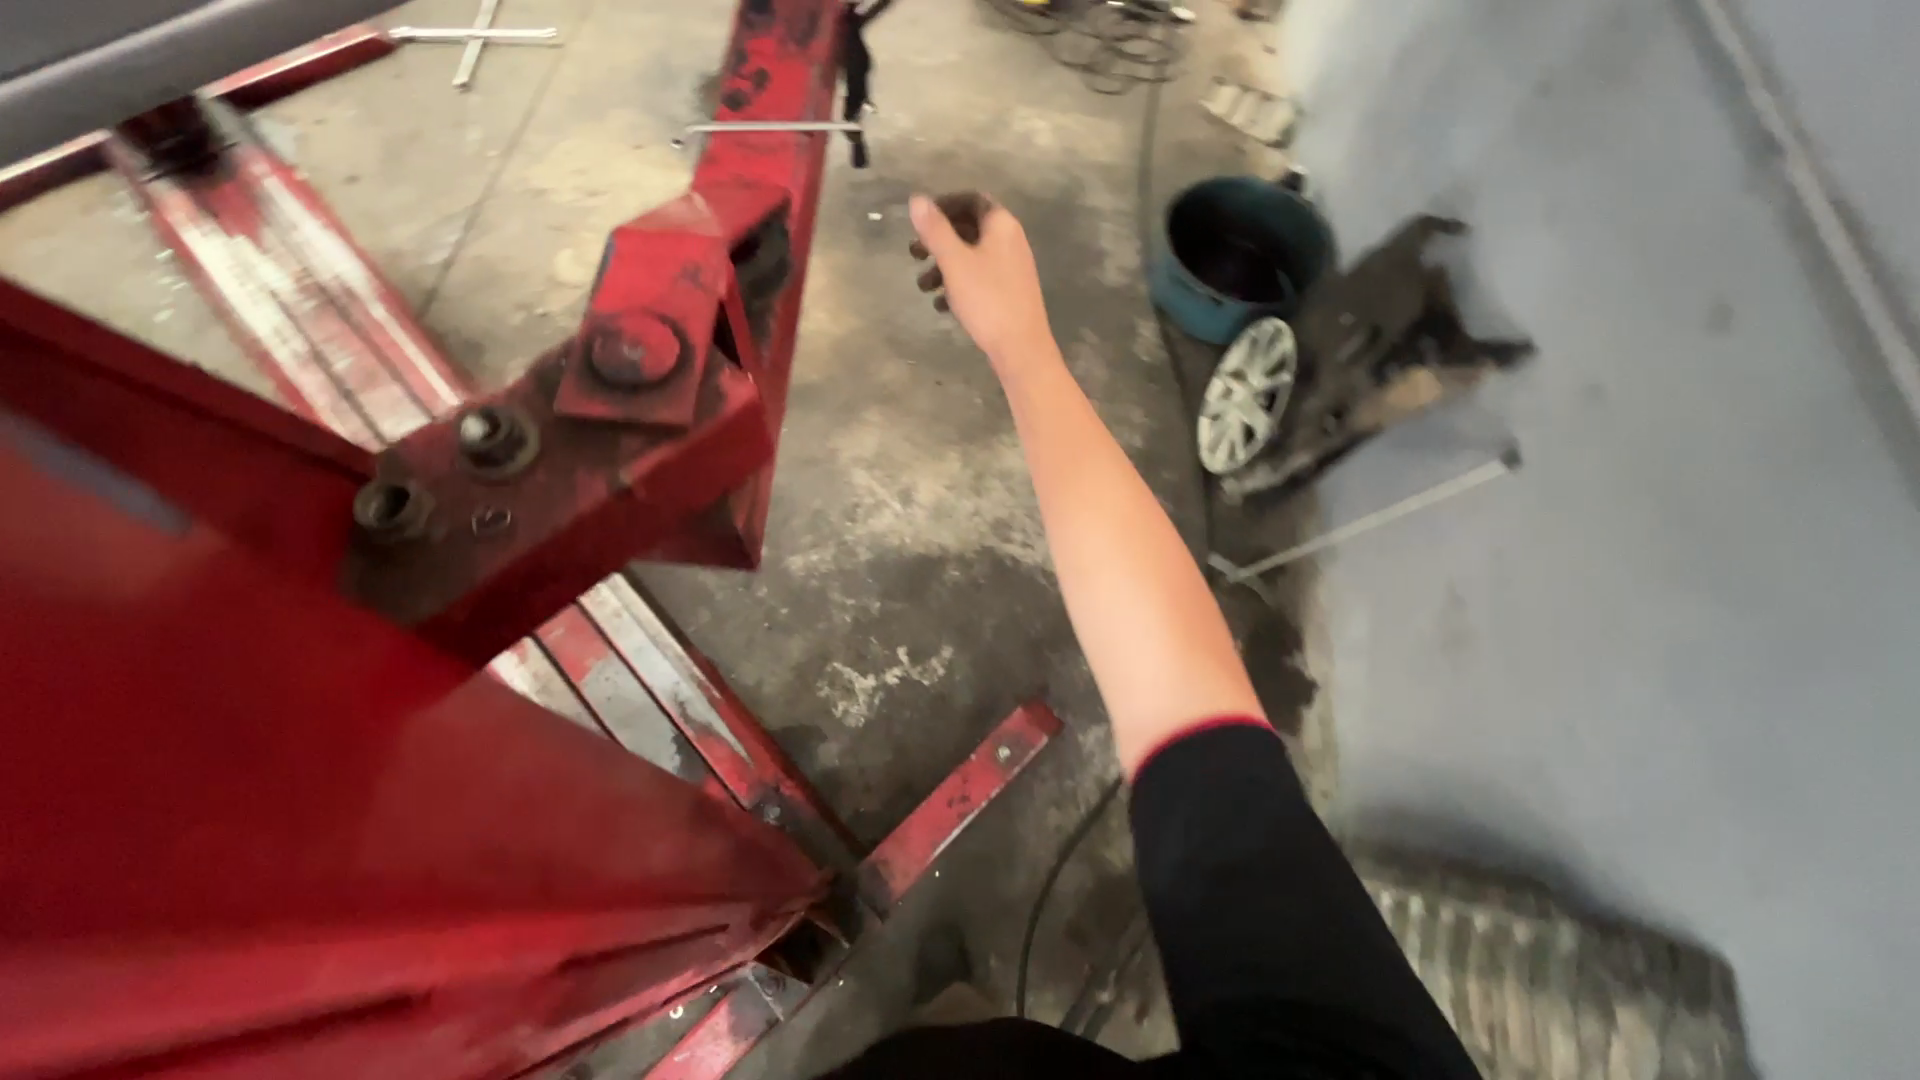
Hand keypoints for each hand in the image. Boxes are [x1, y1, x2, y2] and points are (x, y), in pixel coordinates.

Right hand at [910, 194, 1054, 368]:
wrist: (1021, 347)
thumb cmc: (987, 300)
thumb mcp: (954, 261)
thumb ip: (934, 229)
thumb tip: (917, 199)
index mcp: (1001, 225)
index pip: (971, 200)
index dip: (944, 205)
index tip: (920, 221)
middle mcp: (1010, 241)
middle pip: (969, 230)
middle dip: (938, 241)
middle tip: (914, 254)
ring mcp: (1012, 269)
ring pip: (971, 258)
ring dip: (944, 268)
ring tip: (923, 287)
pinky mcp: (1010, 293)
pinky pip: (980, 280)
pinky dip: (959, 287)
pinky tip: (942, 306)